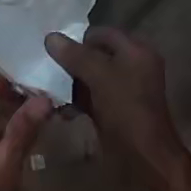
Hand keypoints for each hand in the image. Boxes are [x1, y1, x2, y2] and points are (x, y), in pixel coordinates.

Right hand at [45, 28, 187, 185]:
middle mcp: (133, 66)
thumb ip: (75, 55)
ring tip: (48, 89)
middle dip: (71, 62)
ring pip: (91, 77)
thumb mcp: (99, 77)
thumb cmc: (125, 110)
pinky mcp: (117, 110)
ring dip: (70, 83)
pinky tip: (60, 108)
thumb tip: (50, 37)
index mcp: (136, 51)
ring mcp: (125, 89)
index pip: (102, 33)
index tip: (53, 49)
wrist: (144, 157)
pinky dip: (77, 100)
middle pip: (95, 55)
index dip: (78, 39)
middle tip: (46, 68)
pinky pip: (93, 96)